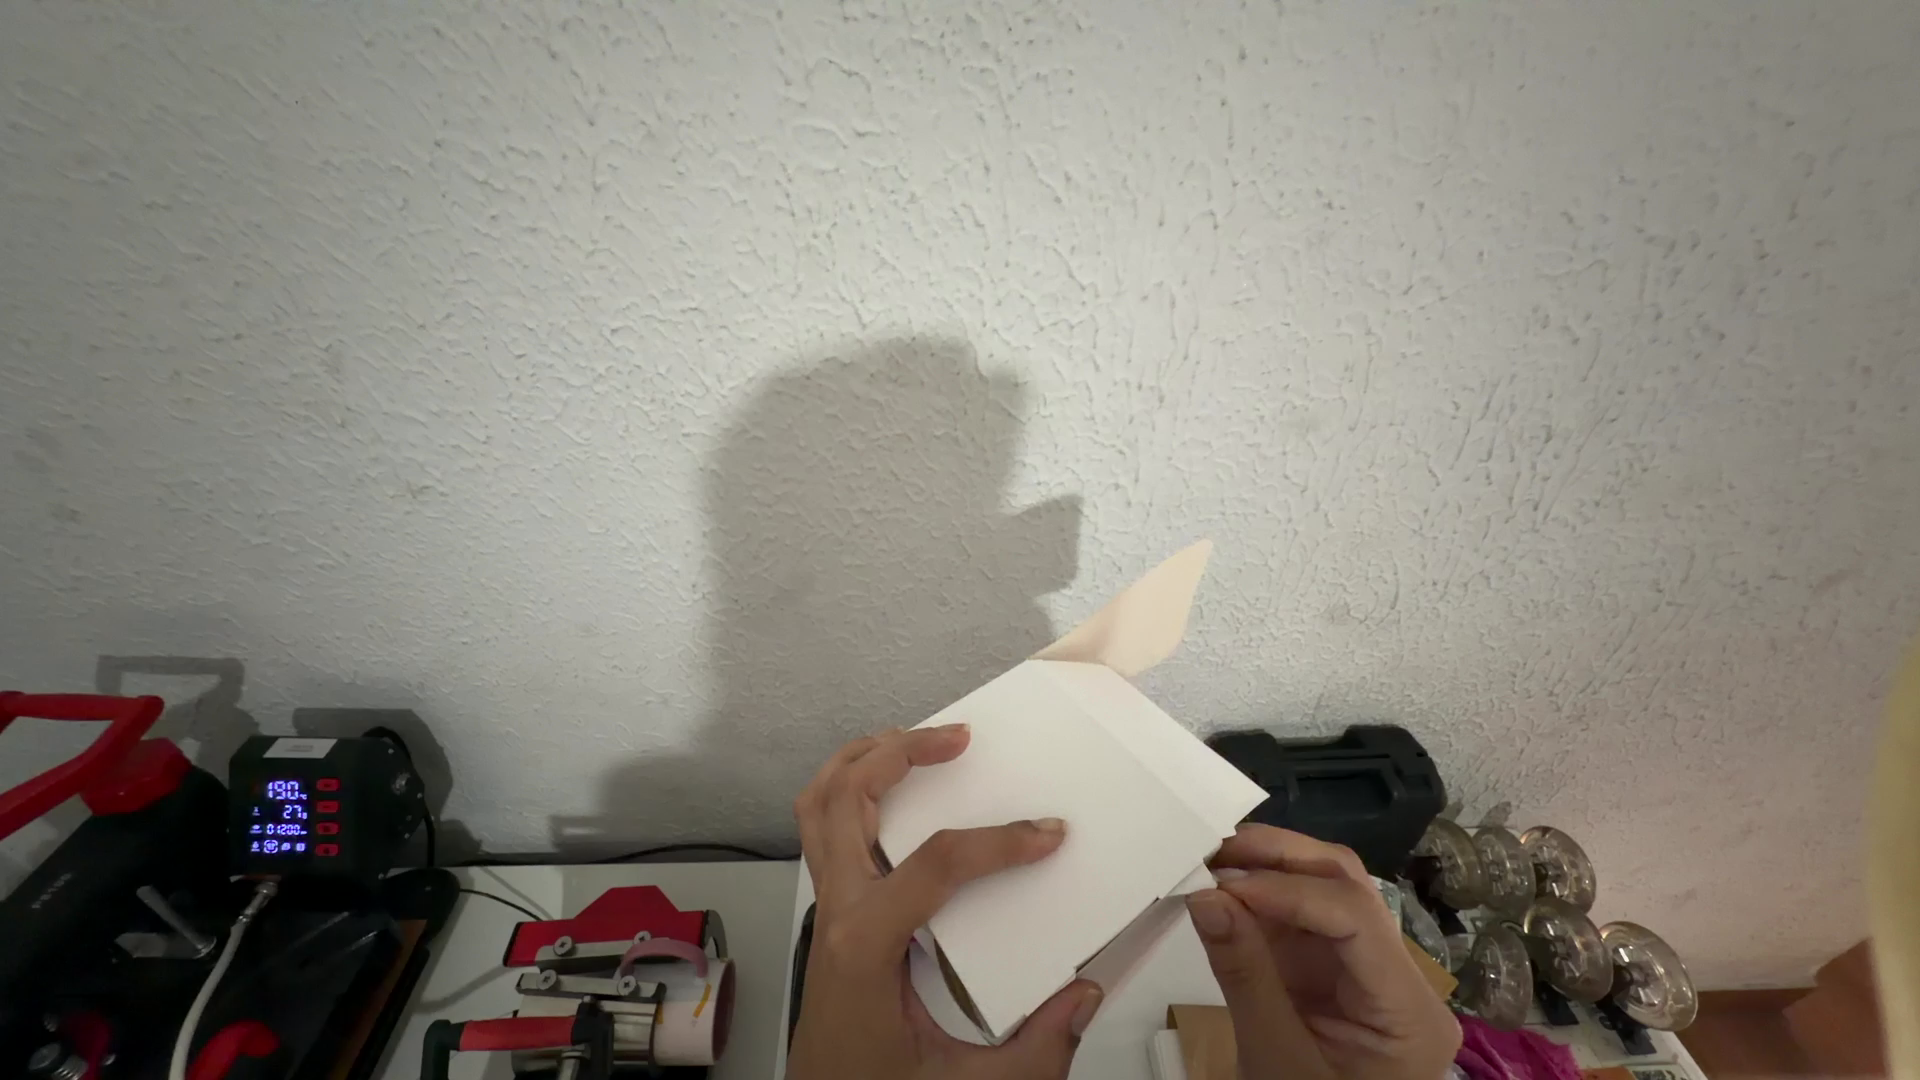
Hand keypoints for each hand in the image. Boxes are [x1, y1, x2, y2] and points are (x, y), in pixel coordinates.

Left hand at [786, 726, 1103, 1079]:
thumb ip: (1035, 1049)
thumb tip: (1083, 994)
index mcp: (866, 946)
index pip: (934, 865)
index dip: (996, 842)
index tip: (1044, 834)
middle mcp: (837, 911)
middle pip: (850, 797)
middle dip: (903, 752)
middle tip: (958, 738)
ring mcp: (825, 904)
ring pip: (821, 800)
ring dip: (863, 757)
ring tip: (912, 738)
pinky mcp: (829, 905)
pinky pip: (820, 822)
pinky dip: (845, 784)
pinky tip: (882, 782)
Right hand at [1186, 826, 1461, 1079]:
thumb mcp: (1277, 1062)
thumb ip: (1244, 975)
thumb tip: (1202, 895)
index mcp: (1408, 1010)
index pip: (1355, 918)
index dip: (1288, 890)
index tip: (1223, 884)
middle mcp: (1397, 974)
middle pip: (1347, 886)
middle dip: (1278, 858)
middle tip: (1214, 851)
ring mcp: (1362, 964)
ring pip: (1326, 884)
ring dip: (1268, 865)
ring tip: (1212, 862)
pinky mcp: (1327, 965)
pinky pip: (1299, 910)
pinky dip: (1259, 892)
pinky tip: (1224, 888)